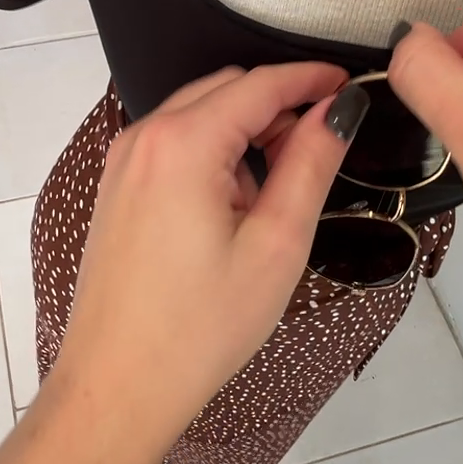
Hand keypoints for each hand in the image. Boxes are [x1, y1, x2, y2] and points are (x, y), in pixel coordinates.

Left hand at [48, 63, 362, 455]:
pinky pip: (171, 146)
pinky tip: (228, 207)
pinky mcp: (115, 189)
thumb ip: (310, 162)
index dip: (309, 78)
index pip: (258, 84)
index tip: (347, 83)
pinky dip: (210, 155)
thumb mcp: (276, 243)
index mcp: (182, 142)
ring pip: (197, 117)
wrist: (116, 385)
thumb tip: (336, 111)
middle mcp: (142, 138)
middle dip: (275, 107)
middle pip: (224, 92)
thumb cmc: (200, 326)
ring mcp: (120, 162)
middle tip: (316, 149)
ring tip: (270, 197)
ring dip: (242, 134)